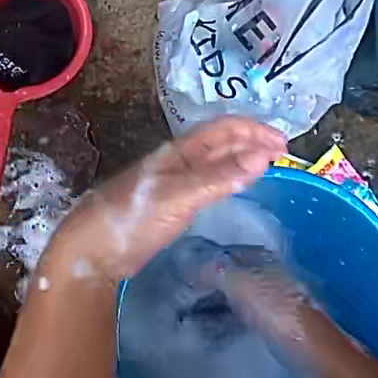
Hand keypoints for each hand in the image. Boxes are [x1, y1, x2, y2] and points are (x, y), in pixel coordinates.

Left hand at [39, 117, 287, 284]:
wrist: (93, 249)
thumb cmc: (131, 218)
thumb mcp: (178, 195)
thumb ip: (218, 177)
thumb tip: (263, 156)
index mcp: (178, 152)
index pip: (222, 128)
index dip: (253, 130)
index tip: (284, 143)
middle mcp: (178, 161)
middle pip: (220, 141)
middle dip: (252, 141)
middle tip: (284, 153)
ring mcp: (174, 182)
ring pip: (214, 160)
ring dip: (242, 157)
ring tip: (268, 164)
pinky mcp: (172, 203)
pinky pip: (207, 181)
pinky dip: (229, 177)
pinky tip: (236, 186)